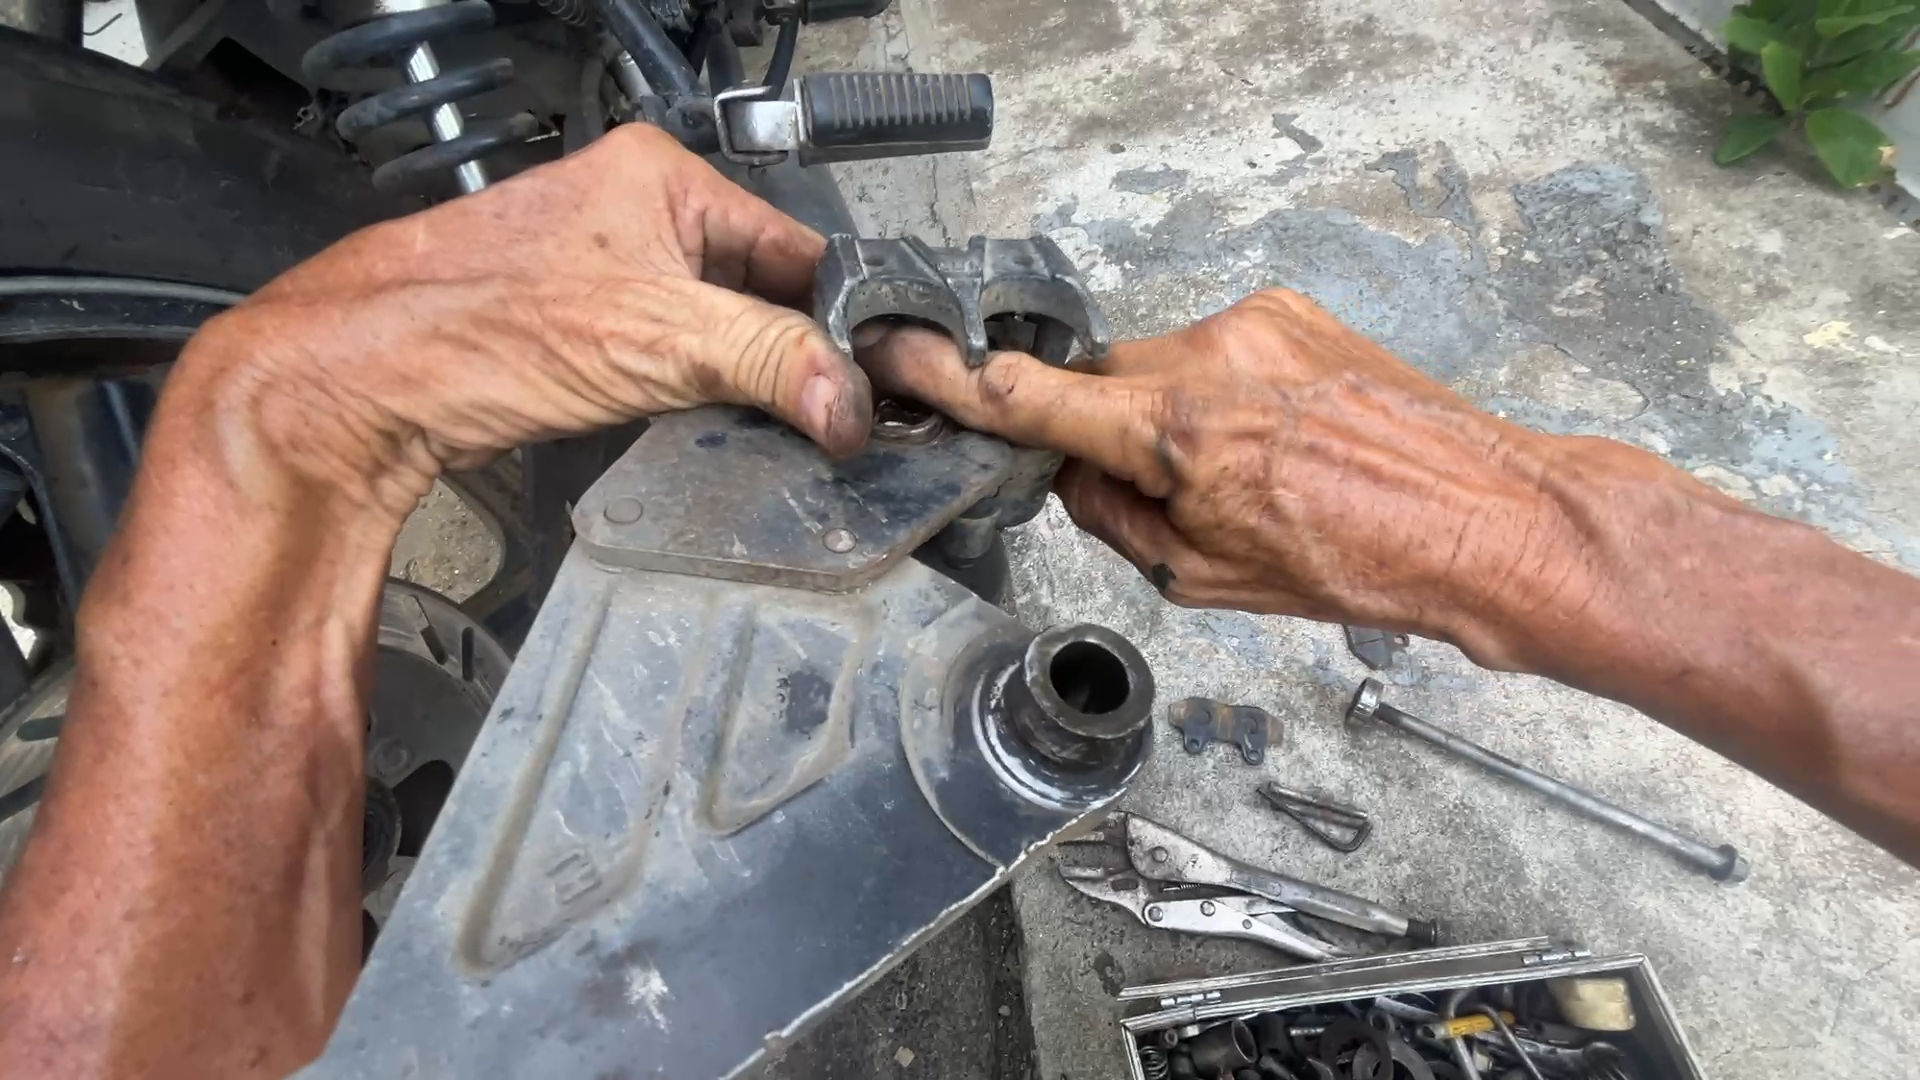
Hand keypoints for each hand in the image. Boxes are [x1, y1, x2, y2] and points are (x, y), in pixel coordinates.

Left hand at [184, 123, 870, 513]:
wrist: (373, 380)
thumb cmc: (487, 324)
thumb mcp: (659, 335)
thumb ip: (769, 360)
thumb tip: (852, 402)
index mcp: (668, 180)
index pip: (799, 247)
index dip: (841, 312)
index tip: (872, 373)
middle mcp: (653, 216)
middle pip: (770, 288)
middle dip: (802, 348)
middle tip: (836, 405)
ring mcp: (631, 271)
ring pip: (736, 325)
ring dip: (764, 372)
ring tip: (792, 415)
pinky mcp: (614, 323)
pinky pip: (698, 352)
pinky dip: (725, 387)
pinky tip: (737, 416)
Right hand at [862, 289, 1592, 665]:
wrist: (1484, 520)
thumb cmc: (1346, 566)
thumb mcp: (1198, 575)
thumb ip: (1110, 514)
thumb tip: (1069, 473)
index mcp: (1177, 435)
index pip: (1032, 400)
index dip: (955, 381)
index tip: (902, 355)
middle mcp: (1206, 357)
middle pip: (1093, 380)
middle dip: (1095, 428)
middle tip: (1146, 483)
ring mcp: (1251, 320)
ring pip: (1147, 364)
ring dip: (1156, 412)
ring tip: (1228, 466)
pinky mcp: (1287, 309)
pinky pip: (1202, 347)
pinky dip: (1203, 390)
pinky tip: (1262, 433)